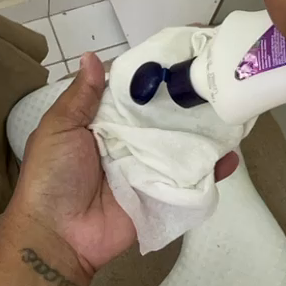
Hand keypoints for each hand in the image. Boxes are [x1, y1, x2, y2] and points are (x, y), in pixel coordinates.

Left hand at [10, 53, 238, 274]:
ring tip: (233, 106)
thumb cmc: (52, 177)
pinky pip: (189, 179)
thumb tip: (92, 57)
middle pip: (161, 116)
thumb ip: (80, 96)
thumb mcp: (58, 129)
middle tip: (218, 74)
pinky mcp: (161, 193)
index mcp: (99, 122)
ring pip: (179, 143)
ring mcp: (146, 167)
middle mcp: (126, 141)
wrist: (59, 235)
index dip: (152, 75)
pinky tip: (231, 153)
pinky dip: (211, 168)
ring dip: (204, 128)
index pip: (131, 93)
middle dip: (186, 98)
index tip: (181, 50)